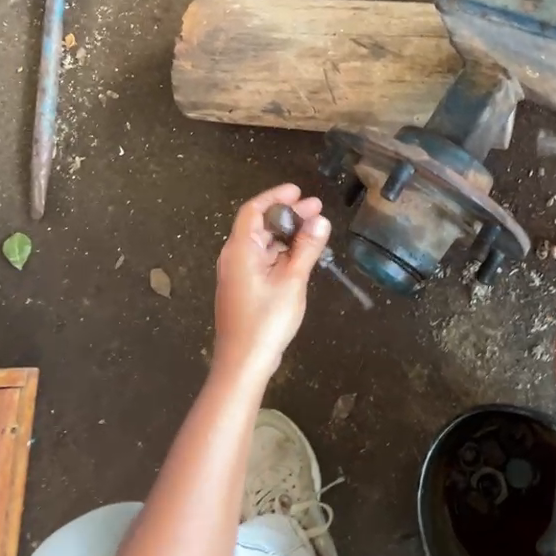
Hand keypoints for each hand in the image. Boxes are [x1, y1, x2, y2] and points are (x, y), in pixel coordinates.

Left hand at [212, 184, 329, 381]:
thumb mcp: (292, 281)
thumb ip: (306, 248)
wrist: (243, 363)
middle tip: (316, 209)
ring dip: (287, 234)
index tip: (299, 192)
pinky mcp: (244, 288)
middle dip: (287, 215)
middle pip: (259, 225)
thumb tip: (320, 220)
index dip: (276, 197)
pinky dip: (282, 251)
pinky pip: (262, 259)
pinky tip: (301, 254)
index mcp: (240, 249)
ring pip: (263, 243)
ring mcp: (238, 274)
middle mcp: (234, 257)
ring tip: (314, 229)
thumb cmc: (266, 320)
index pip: (254, 210)